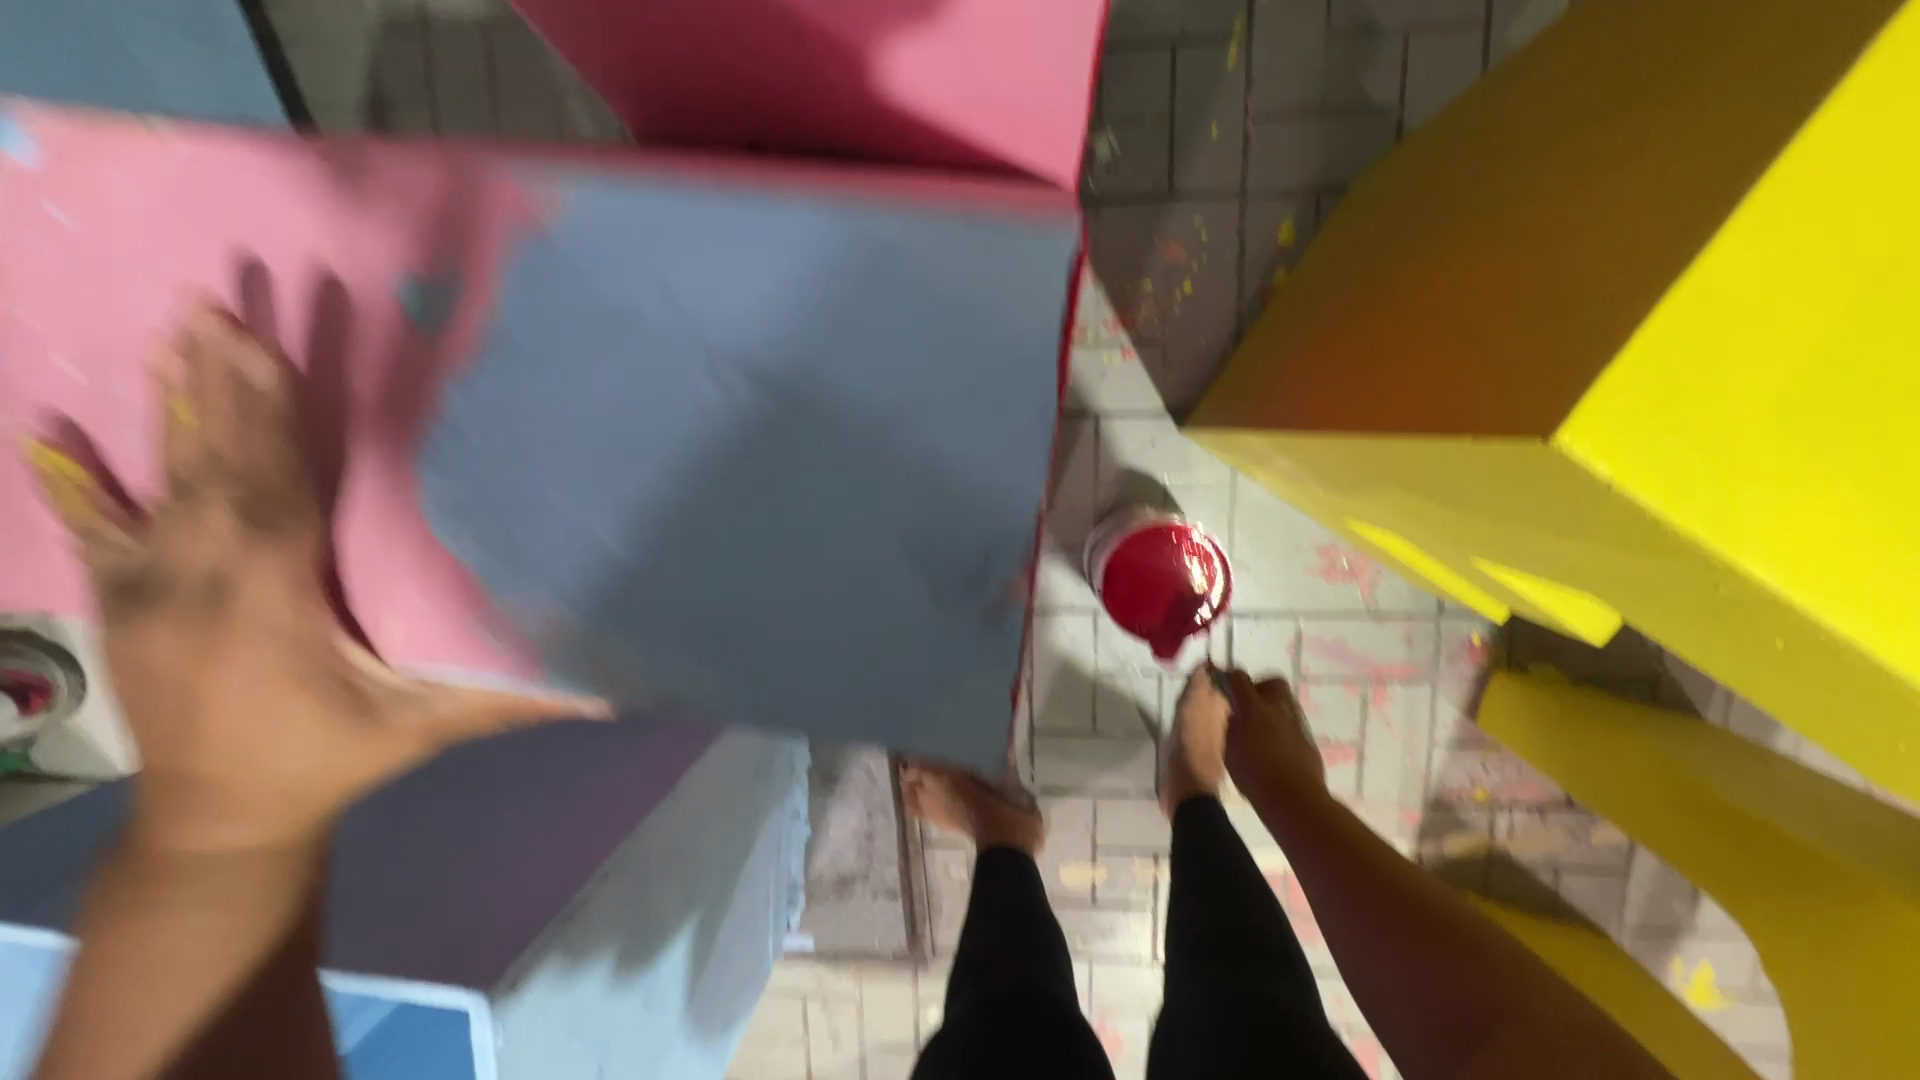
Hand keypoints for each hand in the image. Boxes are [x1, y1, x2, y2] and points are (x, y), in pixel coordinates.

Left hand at [28, 300, 604, 853]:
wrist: (215, 822)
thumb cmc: (330, 762)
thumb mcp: (420, 731)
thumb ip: (499, 701)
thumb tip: (596, 689)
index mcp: (268, 610)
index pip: (268, 499)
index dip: (266, 425)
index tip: (263, 350)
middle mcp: (196, 589)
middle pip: (210, 472)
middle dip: (219, 387)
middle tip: (213, 305)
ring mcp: (145, 597)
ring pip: (157, 485)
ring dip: (169, 409)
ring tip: (174, 334)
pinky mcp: (121, 606)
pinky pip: (97, 530)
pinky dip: (80, 476)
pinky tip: (53, 427)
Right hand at [1220, 670, 1326, 802]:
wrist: (1294, 798)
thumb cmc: (1253, 775)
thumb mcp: (1229, 749)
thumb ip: (1231, 726)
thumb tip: (1233, 714)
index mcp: (1254, 709)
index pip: (1240, 679)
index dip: (1230, 677)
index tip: (1223, 682)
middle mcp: (1278, 709)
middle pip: (1273, 683)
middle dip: (1260, 688)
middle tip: (1248, 704)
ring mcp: (1297, 724)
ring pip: (1286, 703)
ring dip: (1273, 708)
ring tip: (1261, 727)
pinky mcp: (1308, 739)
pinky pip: (1293, 724)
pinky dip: (1283, 728)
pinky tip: (1275, 746)